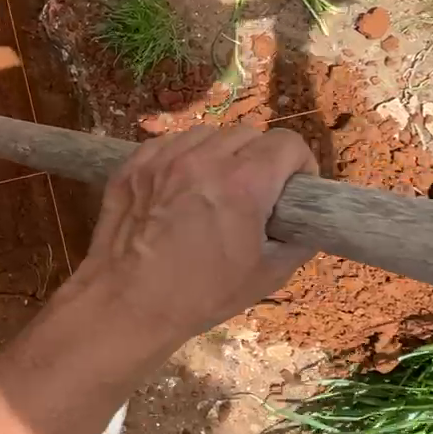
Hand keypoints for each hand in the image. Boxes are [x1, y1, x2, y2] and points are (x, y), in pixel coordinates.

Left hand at [80, 125, 317, 346]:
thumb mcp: (267, 274)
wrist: (127, 299)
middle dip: (260, 157)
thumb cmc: (200, 293)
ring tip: (215, 184)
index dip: (299, 164)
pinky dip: (179, 156)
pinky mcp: (129, 167)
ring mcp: (159, 161)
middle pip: (245, 134)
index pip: (286, 143)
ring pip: (203, 134)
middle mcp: (199, 162)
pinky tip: (179, 183)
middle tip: (256, 189)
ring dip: (217, 152)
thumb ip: (296, 238)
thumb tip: (305, 222)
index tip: (292, 186)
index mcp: (241, 184)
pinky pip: (165, 144)